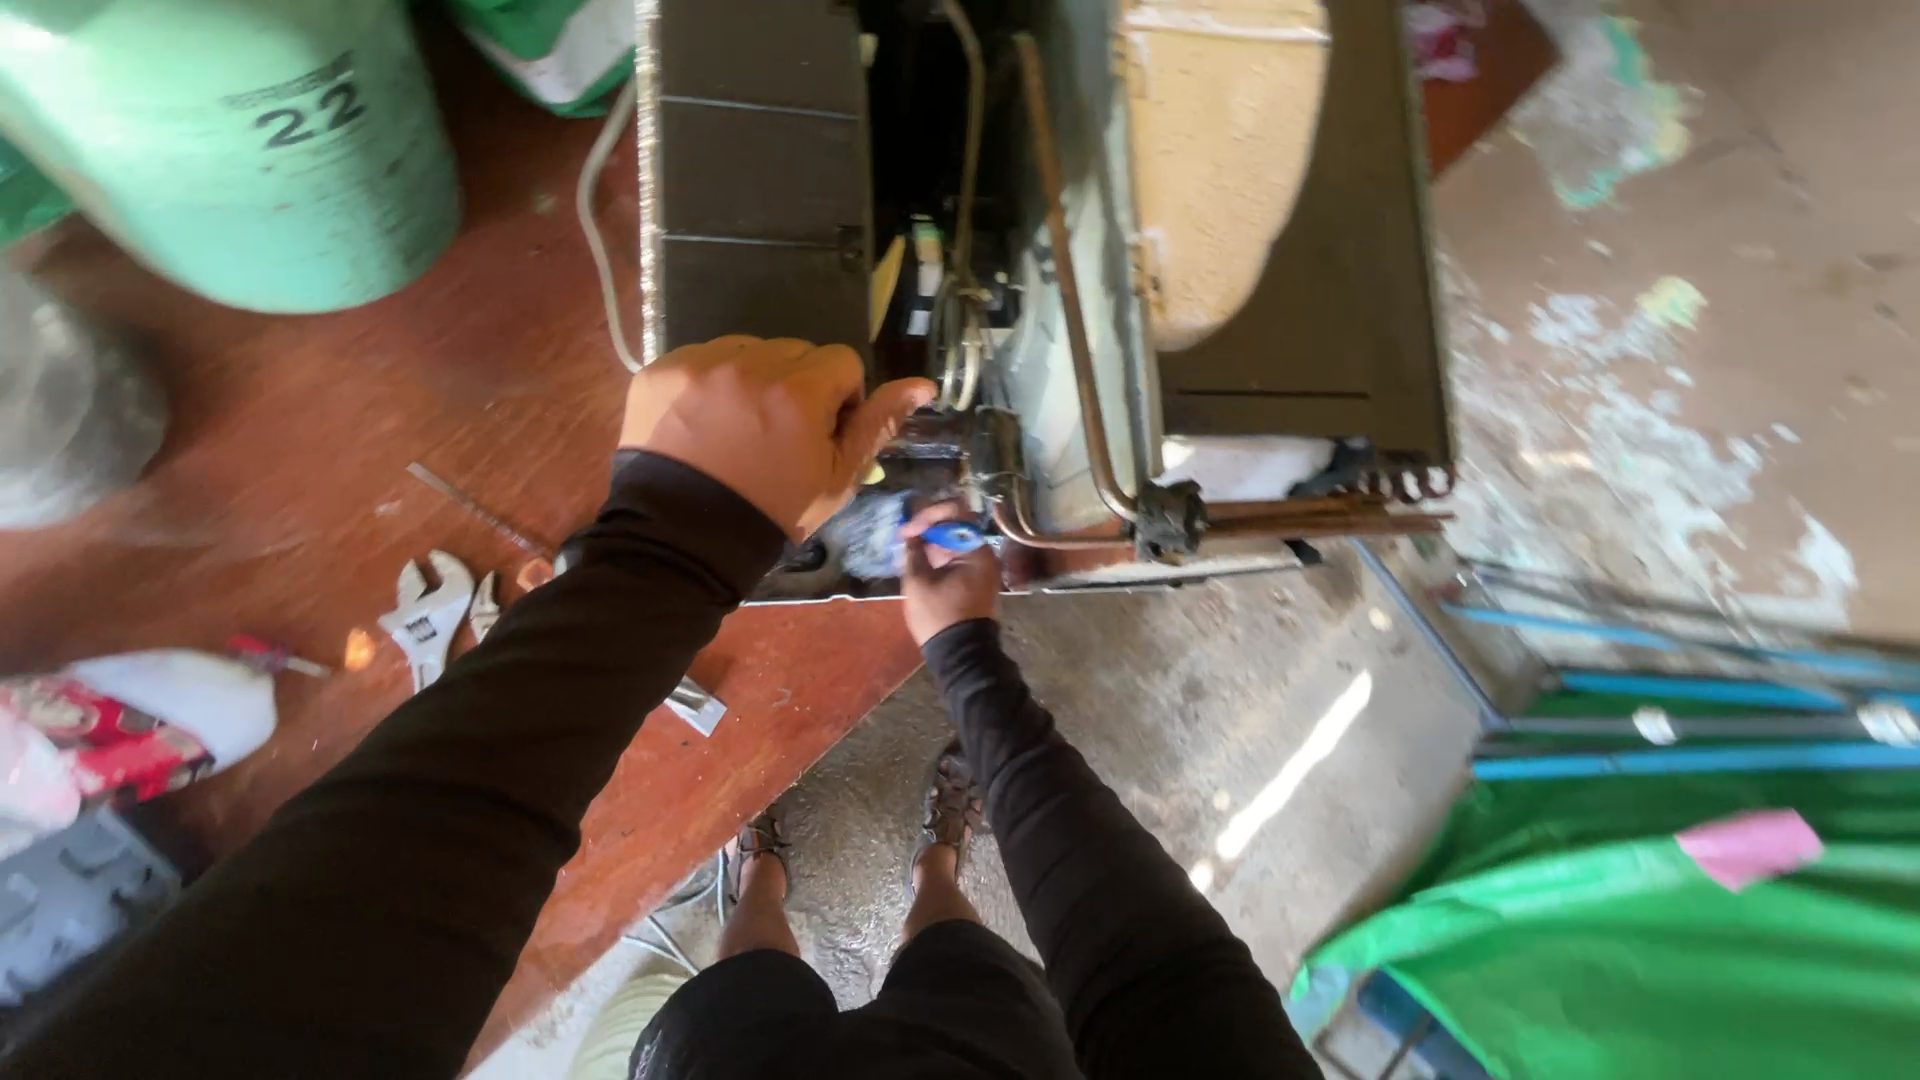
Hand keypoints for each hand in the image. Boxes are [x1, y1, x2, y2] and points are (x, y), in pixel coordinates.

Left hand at [620, 336, 936, 539]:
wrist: (685, 540)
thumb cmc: (774, 511)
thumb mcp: (838, 478)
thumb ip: (879, 424)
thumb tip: (923, 384)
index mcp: (798, 392)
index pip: (842, 361)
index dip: (840, 398)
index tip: (821, 433)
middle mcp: (748, 364)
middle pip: (796, 351)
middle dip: (799, 384)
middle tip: (782, 433)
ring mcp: (698, 365)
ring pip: (750, 348)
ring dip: (756, 377)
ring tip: (741, 426)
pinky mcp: (660, 371)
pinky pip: (703, 357)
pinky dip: (712, 381)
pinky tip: (707, 422)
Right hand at [900, 503, 1000, 645]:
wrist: (961, 654)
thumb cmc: (939, 617)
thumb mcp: (918, 582)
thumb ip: (913, 551)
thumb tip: (911, 534)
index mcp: (975, 550)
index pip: (955, 511)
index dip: (928, 514)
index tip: (908, 531)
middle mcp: (984, 553)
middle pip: (955, 525)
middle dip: (927, 528)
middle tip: (904, 538)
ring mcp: (982, 566)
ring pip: (954, 541)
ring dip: (931, 542)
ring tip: (907, 551)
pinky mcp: (976, 578)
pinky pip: (957, 556)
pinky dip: (939, 555)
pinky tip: (919, 562)